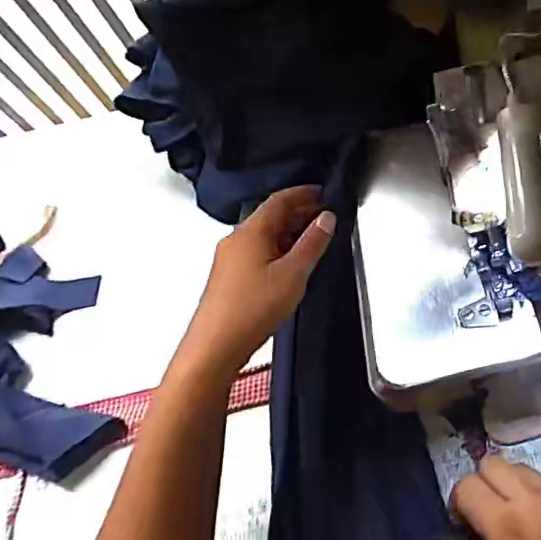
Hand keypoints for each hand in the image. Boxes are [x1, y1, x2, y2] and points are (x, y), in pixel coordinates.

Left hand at [178, 185, 334, 371]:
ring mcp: (230, 259)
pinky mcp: (229, 277)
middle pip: (271, 215)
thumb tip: (326, 219)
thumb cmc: (250, 309)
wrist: (214, 346)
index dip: (304, 193)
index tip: (323, 192)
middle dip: (299, 212)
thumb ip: (312, 244)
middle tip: (324, 216)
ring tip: (314, 241)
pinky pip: (257, 252)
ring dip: (289, 233)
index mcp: (251, 231)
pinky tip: (291, 265)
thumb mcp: (293, 274)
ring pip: (264, 235)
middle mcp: (236, 240)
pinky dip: (278, 249)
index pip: (280, 199)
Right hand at [449, 458, 540, 539]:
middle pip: (493, 464)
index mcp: (511, 527)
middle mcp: (540, 501)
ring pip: (524, 470)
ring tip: (517, 525)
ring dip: (510, 489)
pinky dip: (540, 500)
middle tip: (486, 522)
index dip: (458, 506)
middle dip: (482, 488)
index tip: (464, 531)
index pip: (468, 486)